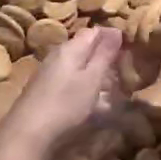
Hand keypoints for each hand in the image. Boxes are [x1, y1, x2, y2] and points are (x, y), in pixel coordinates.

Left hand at [0, 27, 122, 155]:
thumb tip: (115, 29)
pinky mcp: (45, 86)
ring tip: (114, 84)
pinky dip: (83, 82)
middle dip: (105, 54)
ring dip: (95, 70)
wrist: (29, 130)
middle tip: (125, 67)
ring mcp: (49, 70)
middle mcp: (57, 54)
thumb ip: (104, 54)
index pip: (94, 31)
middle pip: (85, 46)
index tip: (131, 47)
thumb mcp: (91, 79)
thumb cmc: (65, 103)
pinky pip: (70, 77)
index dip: (112, 36)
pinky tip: (91, 95)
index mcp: (70, 48)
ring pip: (77, 62)